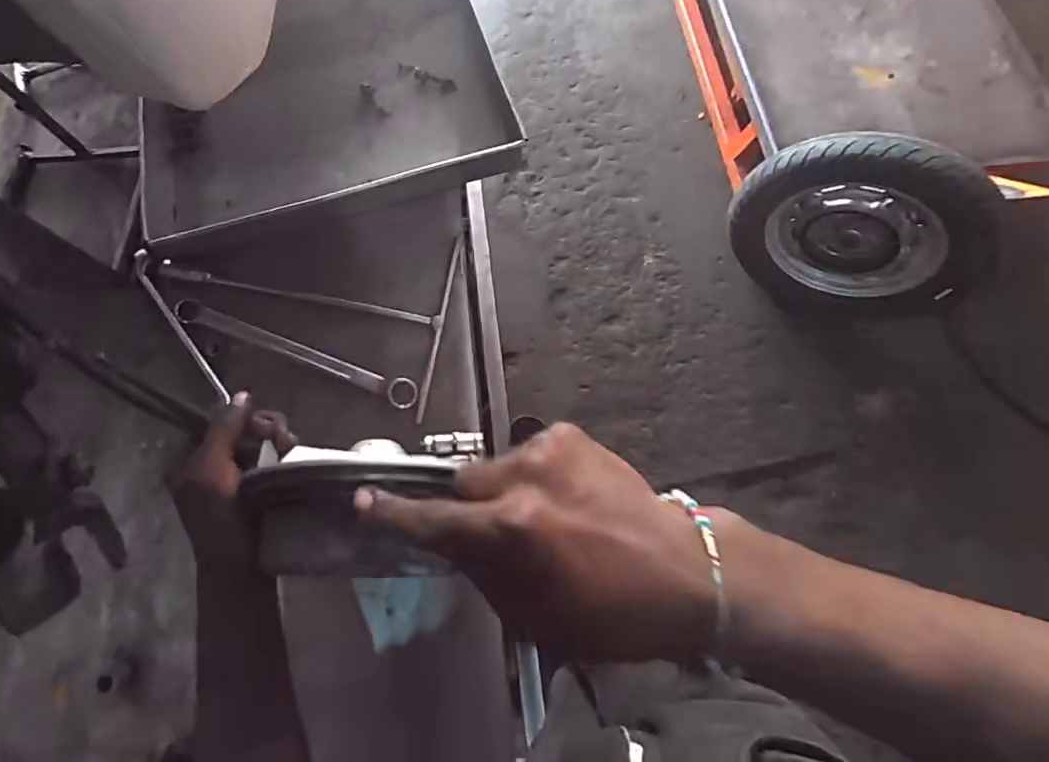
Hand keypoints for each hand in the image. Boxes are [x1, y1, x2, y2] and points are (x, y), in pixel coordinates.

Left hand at [173, 393, 296, 575]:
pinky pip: (276, 458)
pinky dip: (286, 456)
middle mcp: (217, 465)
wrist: (243, 570)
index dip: (248, 419)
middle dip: (269, 429)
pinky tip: (294, 460)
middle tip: (285, 442)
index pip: (226, 420)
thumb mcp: (210, 472)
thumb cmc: (222, 522)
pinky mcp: (264, 489)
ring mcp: (242, 478)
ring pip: (266, 441)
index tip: (268, 430)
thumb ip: (223, 430)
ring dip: (281, 442)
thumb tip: (243, 395)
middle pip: (249, 428)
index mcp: (196, 460)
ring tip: (292, 451)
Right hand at [354, 422, 721, 662]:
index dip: (395, 514)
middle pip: (464, 481)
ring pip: (494, 466)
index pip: (436, 520)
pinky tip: (564, 498)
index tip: (364, 500)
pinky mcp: (569, 434)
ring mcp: (549, 448)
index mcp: (515, 530)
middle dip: (468, 506)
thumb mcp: (535, 615)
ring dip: (503, 490)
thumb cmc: (610, 611)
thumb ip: (482, 572)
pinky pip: (528, 454)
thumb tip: (453, 542)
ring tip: (542, 516)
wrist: (684, 570)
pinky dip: (533, 476)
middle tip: (493, 531)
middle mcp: (526, 477)